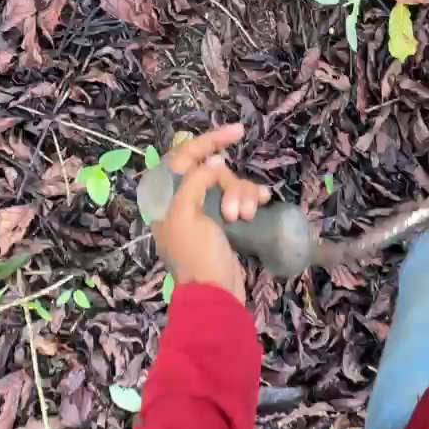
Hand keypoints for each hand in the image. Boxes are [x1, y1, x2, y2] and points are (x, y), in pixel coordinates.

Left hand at [150, 125, 270, 304]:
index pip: (185, 155)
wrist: (215, 295)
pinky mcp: (223, 222)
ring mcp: (204, 211)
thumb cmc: (197, 255)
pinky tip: (262, 204)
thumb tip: (215, 160)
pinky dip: (252, 198)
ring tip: (247, 216)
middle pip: (213, 171)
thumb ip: (196, 181)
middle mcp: (182, 200)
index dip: (210, 140)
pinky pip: (241, 198)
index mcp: (165, 198)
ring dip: (243, 195)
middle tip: (237, 210)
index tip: (238, 132)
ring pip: (230, 184)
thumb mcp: (186, 215)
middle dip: (231, 185)